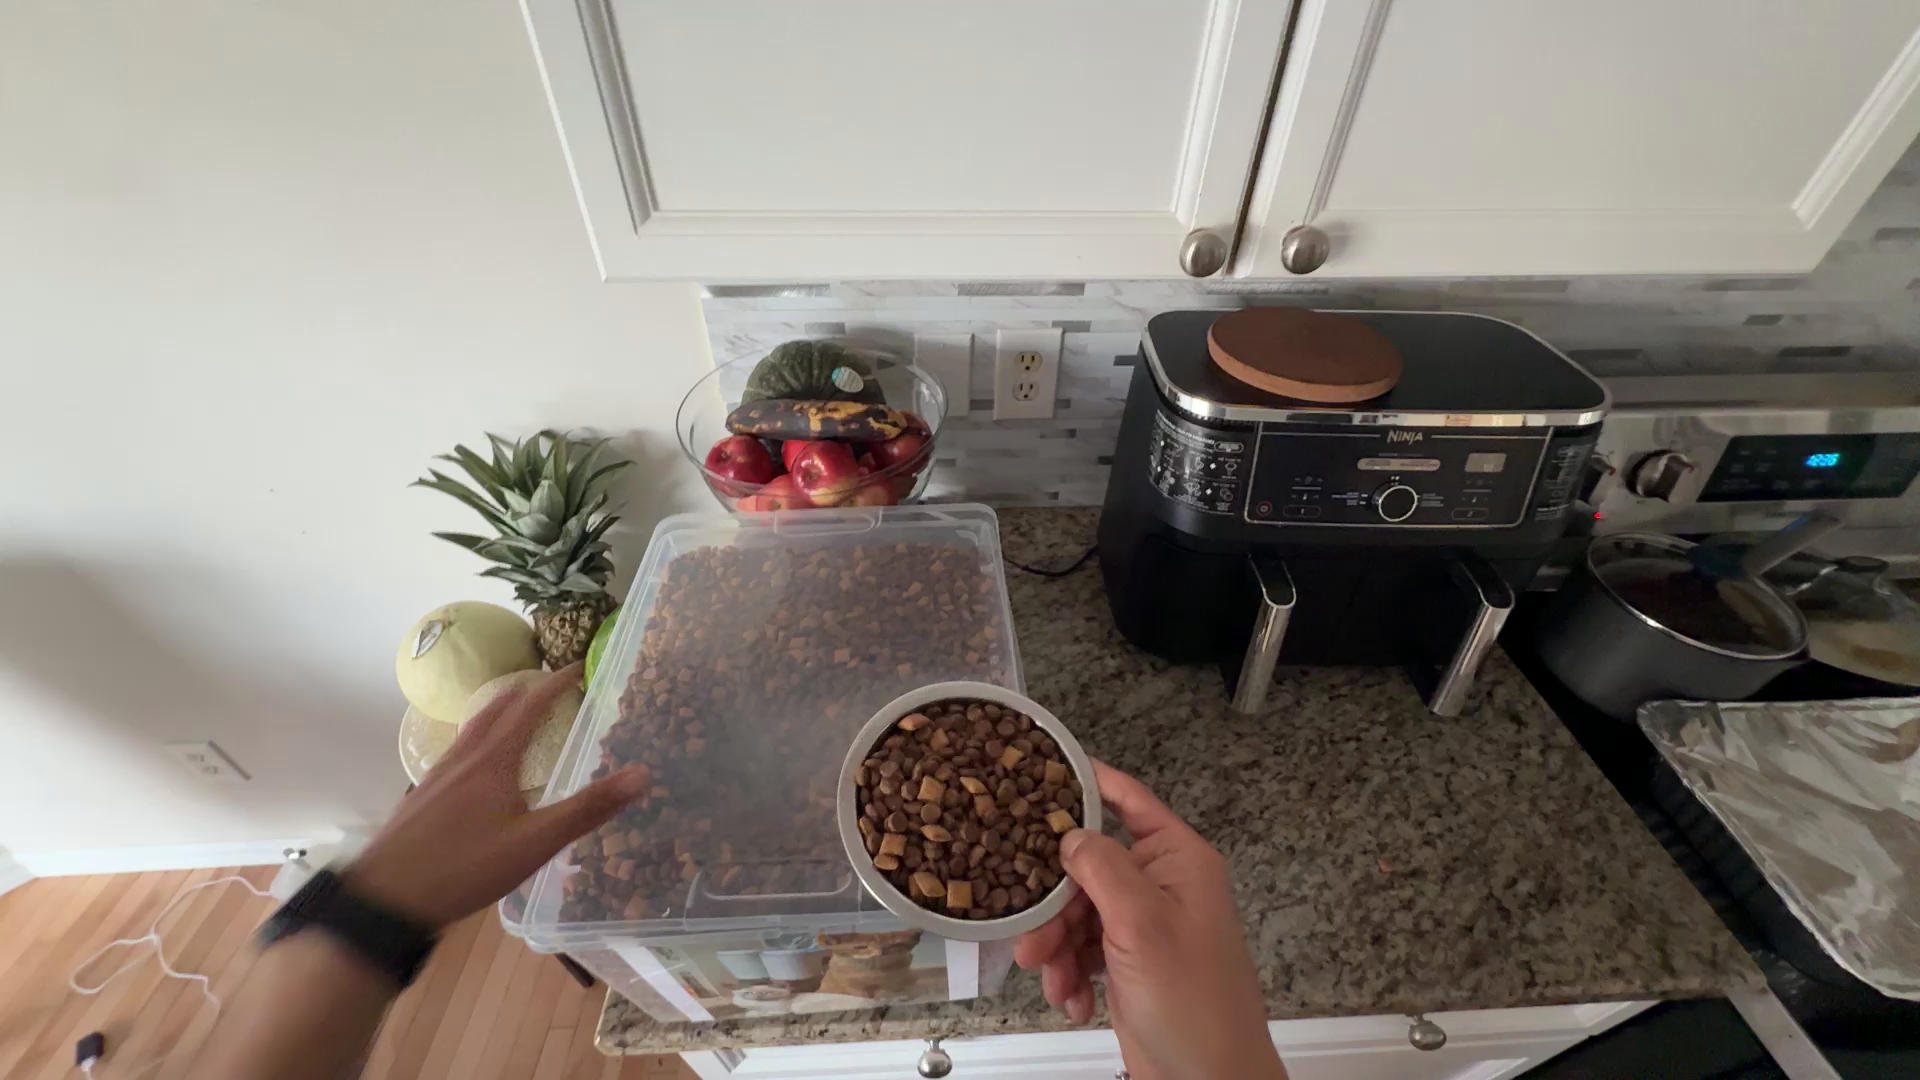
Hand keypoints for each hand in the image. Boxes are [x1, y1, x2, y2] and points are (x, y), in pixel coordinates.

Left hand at [347, 664, 648, 929]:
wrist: (378, 905)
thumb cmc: (462, 868)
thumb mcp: (535, 841)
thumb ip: (589, 808)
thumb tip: (643, 774)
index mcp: (494, 760)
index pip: (530, 707)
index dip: (557, 685)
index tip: (580, 667)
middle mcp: (464, 759)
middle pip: (496, 710)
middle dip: (526, 691)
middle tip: (550, 682)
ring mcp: (437, 779)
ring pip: (472, 731)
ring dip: (498, 711)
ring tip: (513, 708)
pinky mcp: (421, 801)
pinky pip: (457, 753)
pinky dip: (479, 739)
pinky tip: (476, 765)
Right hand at [1014, 761, 1285, 1079]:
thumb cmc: (1189, 999)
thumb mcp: (1142, 923)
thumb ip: (1101, 867)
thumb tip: (1068, 836)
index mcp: (1176, 857)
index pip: (1127, 799)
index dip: (1087, 780)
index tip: (1039, 771)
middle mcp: (1158, 882)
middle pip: (1089, 863)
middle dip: (1056, 900)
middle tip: (1028, 928)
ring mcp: (1142, 923)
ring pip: (1078, 909)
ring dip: (1057, 943)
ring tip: (1049, 977)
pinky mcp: (1126, 960)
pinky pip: (1082, 946)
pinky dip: (1070, 971)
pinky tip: (1072, 1000)